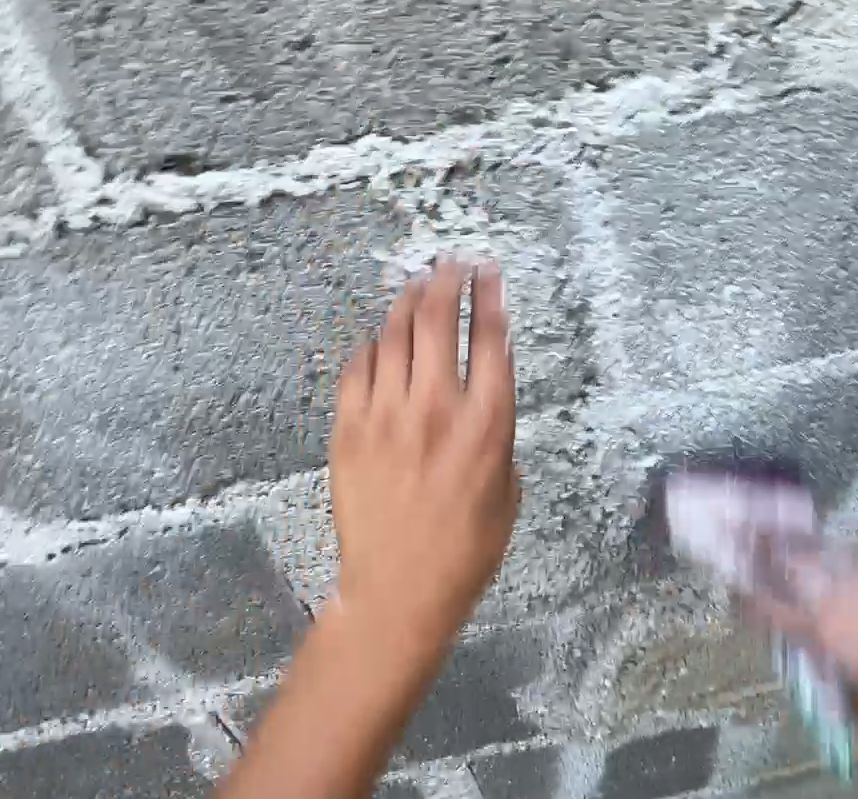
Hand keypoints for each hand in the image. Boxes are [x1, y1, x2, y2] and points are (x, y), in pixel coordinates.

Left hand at [328, 258, 518, 648]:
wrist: (398, 592)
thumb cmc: (466, 549)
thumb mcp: (508, 489)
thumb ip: (497, 434)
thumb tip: (482, 397)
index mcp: (486, 423)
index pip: (491, 338)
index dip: (490, 296)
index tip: (489, 272)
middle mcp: (437, 408)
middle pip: (439, 320)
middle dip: (446, 281)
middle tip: (450, 265)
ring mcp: (388, 415)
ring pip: (395, 334)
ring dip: (409, 302)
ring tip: (417, 286)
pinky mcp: (349, 429)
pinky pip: (358, 368)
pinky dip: (372, 347)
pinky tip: (381, 341)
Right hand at [763, 542, 857, 740]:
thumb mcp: (851, 696)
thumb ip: (818, 662)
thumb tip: (798, 642)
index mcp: (823, 629)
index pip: (767, 603)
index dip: (748, 596)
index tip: (740, 591)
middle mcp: (841, 592)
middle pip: (788, 560)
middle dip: (770, 555)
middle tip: (760, 550)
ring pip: (827, 552)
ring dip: (819, 561)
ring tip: (825, 572)